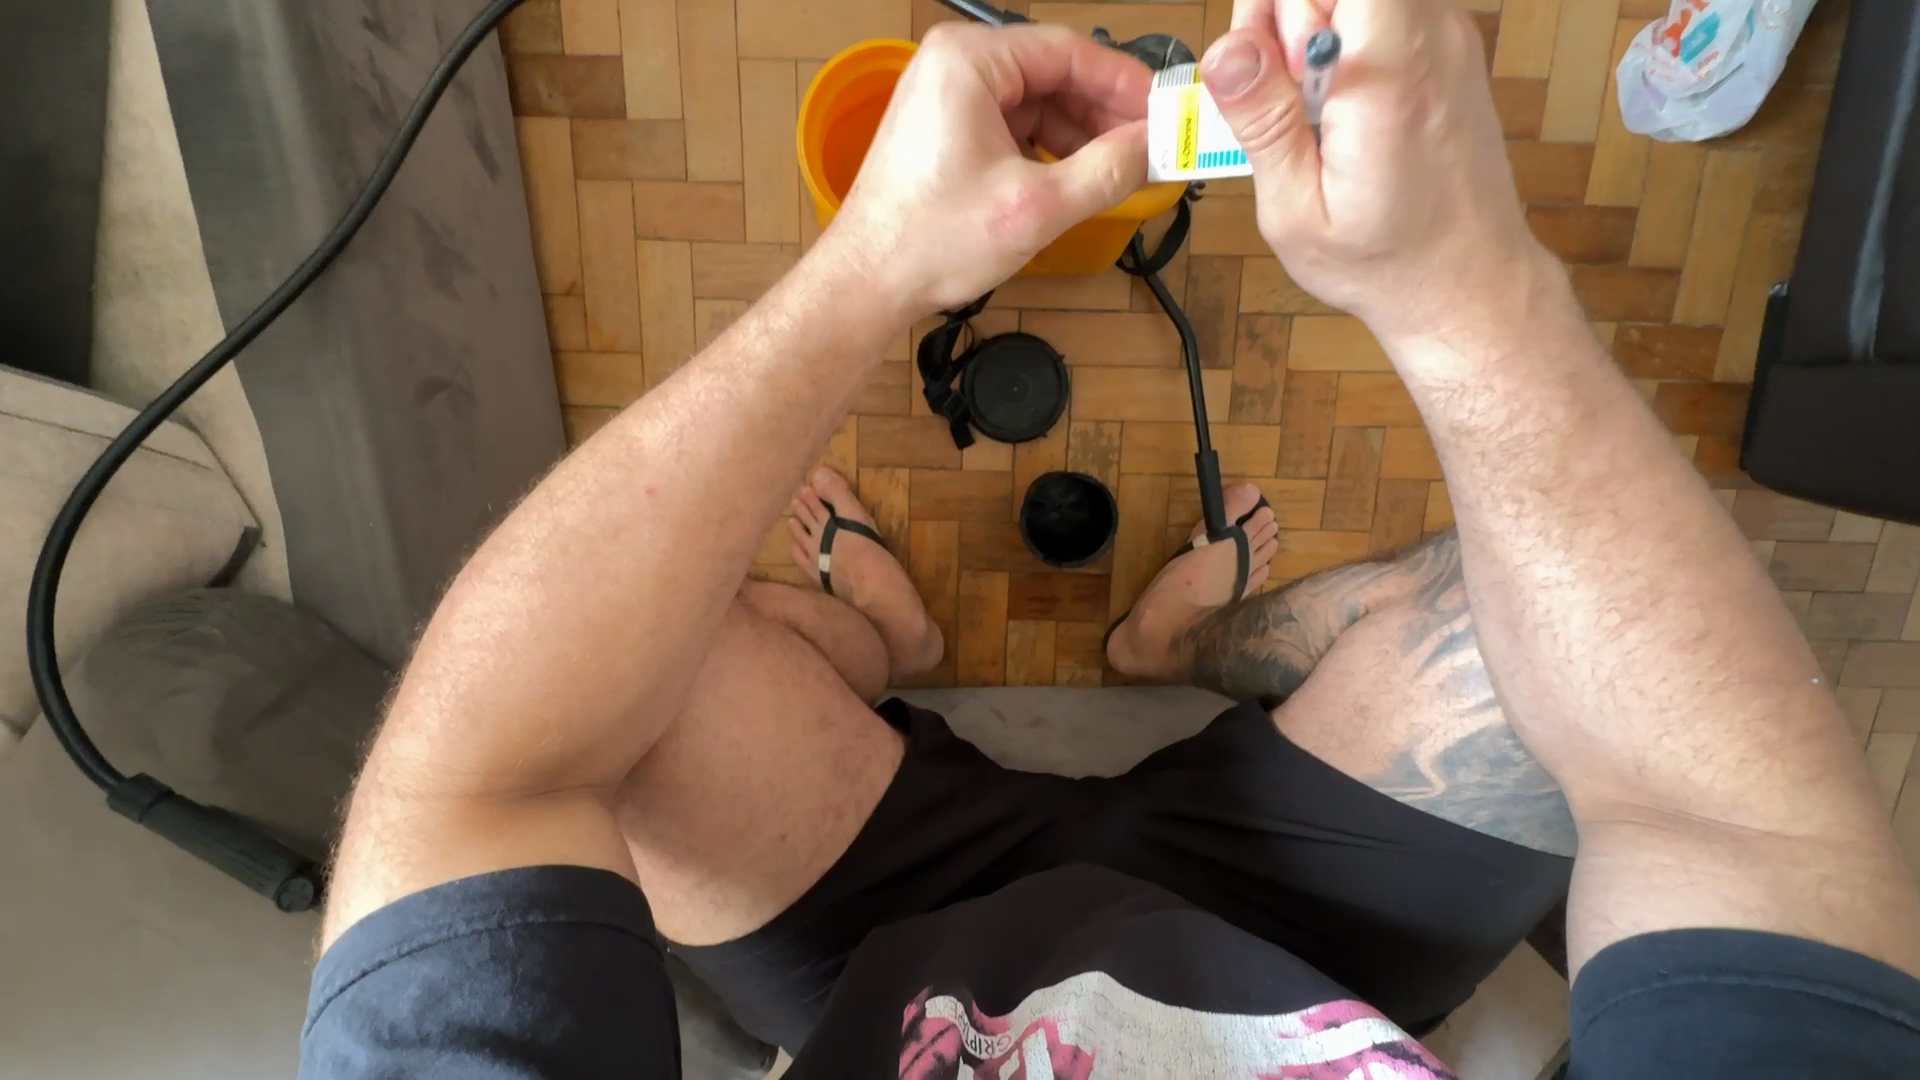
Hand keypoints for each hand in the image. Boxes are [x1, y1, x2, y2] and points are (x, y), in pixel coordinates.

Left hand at [821, 23, 1150, 317]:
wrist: (867, 284)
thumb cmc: (934, 242)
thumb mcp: (1036, 207)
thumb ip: (1106, 171)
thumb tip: (1157, 147)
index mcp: (970, 61)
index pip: (1070, 52)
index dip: (1124, 86)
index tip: (1163, 114)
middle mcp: (953, 68)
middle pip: (1052, 77)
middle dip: (1101, 117)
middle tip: (1146, 150)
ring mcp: (944, 101)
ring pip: (1033, 107)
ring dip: (1076, 140)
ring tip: (1114, 174)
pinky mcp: (942, 136)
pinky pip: (1009, 131)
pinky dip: (1043, 154)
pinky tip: (1069, 183)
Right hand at [1201, 0, 1551, 346]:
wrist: (1462, 279)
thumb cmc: (1378, 259)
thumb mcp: (1296, 210)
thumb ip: (1263, 124)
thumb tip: (1226, 49)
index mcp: (1385, 70)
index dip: (1281, 4)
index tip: (1263, 67)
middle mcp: (1426, 32)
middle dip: (1285, 23)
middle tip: (1278, 109)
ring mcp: (1444, 32)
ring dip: (1311, 42)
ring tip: (1307, 120)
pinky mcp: (1444, 47)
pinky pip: (1377, 15)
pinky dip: (1341, 53)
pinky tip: (1333, 117)